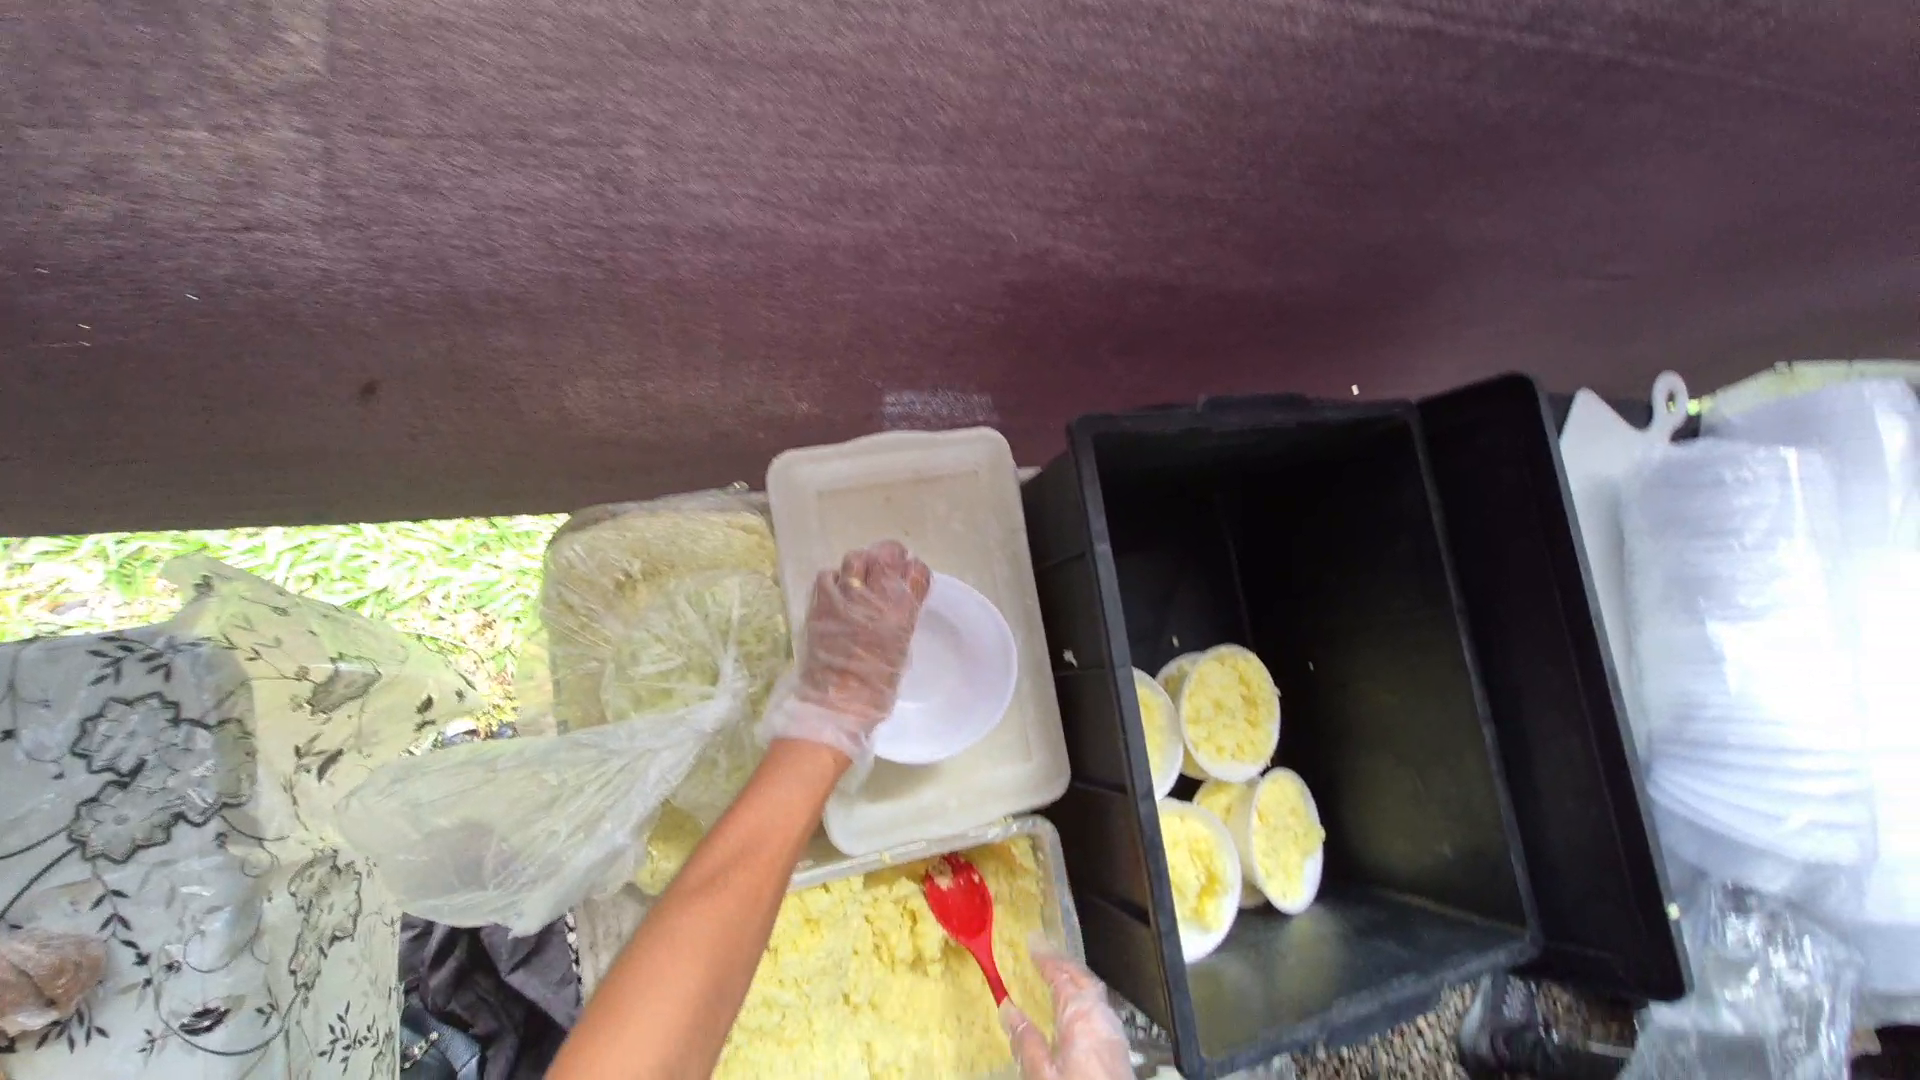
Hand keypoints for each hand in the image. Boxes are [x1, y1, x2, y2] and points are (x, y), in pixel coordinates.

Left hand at [760, 541, 931, 766]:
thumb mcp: (901, 650)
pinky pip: (827, 576)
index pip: (916, 574)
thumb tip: (895, 606)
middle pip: (885, 557)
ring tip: (859, 574)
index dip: (914, 568)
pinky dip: (834, 579)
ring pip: (855, 560)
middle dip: (889, 554)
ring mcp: (846, 598)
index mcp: (902, 614)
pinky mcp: (821, 604)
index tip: (910, 569)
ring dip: (860, 563)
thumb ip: (900, 621)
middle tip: (888, 560)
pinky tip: (837, 590)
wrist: (838, 702)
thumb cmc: (876, 687)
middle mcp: (876, 599)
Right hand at [1001, 947, 1131, 1079]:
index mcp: (1082, 1016)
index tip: (1032, 942)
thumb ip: (1026, 1042)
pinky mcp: (1118, 1051)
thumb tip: (1008, 1009)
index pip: (1063, 976)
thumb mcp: (1043, 1076)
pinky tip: (1074, 1012)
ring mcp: (1114, 1033)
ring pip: (1094, 994)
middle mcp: (1102, 1017)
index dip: (1047, 957)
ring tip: (1055, 976)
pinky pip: (1099, 1010)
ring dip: (1075, 980)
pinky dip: (1083, 999)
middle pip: (1084, 979)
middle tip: (1043, 954)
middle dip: (1063, 963)